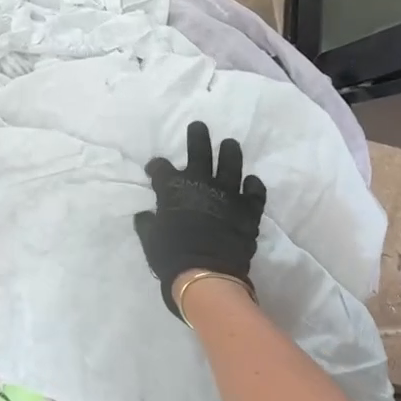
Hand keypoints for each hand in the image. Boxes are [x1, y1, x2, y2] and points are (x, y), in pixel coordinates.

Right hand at [134, 121, 266, 320]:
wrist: (205, 274)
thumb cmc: (171, 255)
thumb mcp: (150, 237)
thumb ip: (148, 223)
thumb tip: (145, 215)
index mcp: (172, 187)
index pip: (160, 167)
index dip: (156, 167)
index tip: (154, 170)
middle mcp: (200, 182)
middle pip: (199, 151)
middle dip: (198, 136)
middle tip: (199, 126)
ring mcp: (227, 194)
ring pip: (231, 164)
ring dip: (230, 152)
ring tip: (230, 144)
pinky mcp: (247, 210)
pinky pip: (254, 193)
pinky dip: (253, 186)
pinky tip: (252, 181)